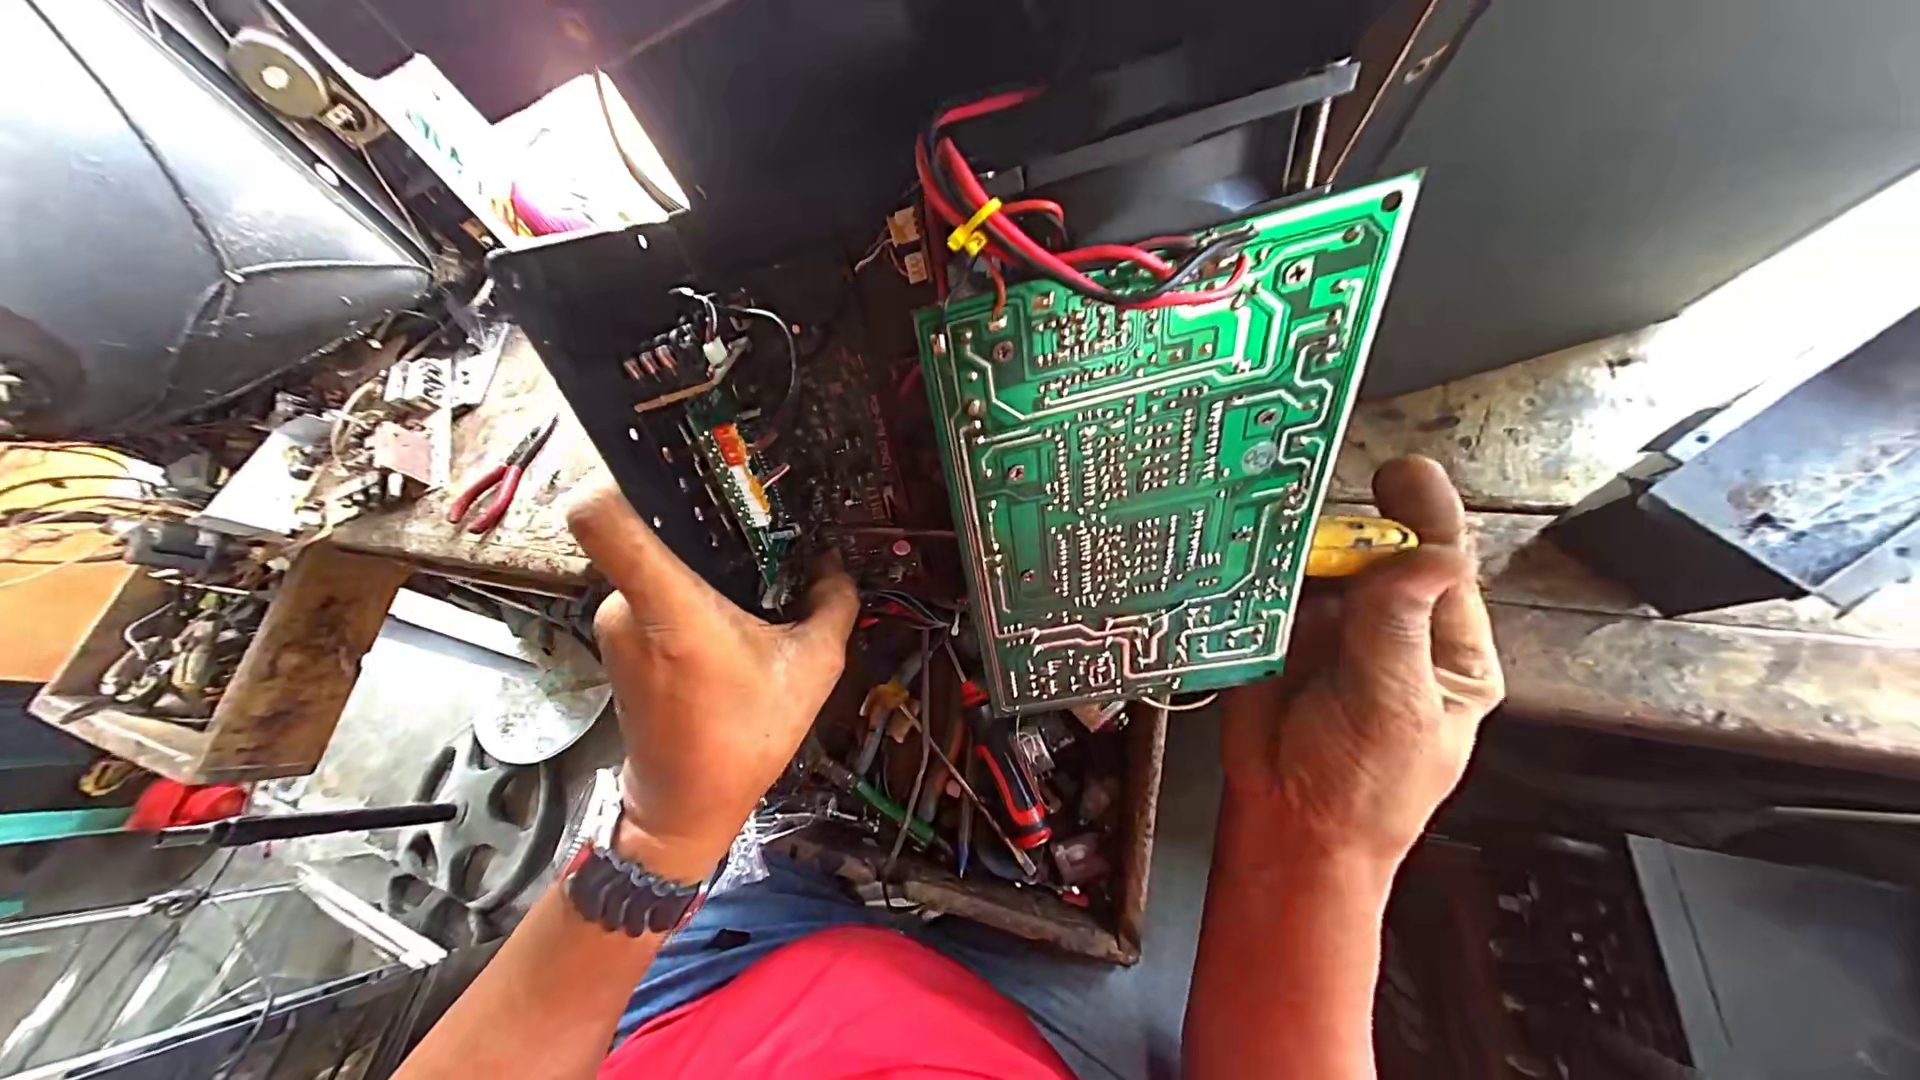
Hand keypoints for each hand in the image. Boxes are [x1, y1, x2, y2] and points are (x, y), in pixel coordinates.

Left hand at [567, 473, 857, 881]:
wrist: (686, 806)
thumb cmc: (746, 738)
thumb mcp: (813, 667)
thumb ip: (832, 604)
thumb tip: (834, 566)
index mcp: (669, 606)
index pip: (605, 518)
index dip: (620, 478)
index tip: (665, 465)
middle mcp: (626, 606)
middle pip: (654, 532)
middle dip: (706, 536)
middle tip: (757, 541)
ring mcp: (614, 623)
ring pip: (656, 565)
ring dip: (700, 570)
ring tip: (749, 589)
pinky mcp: (615, 640)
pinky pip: (650, 591)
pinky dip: (686, 593)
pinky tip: (727, 617)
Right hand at [1220, 456, 1504, 862]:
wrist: (1289, 818)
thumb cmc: (1366, 782)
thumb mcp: (1395, 708)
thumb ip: (1398, 630)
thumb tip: (1431, 553)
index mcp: (1439, 643)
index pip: (1439, 567)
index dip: (1425, 515)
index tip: (1402, 472)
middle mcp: (1381, 623)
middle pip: (1366, 556)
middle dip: (1343, 527)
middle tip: (1305, 502)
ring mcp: (1322, 627)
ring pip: (1311, 569)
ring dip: (1291, 545)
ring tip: (1265, 516)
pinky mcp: (1272, 634)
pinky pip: (1265, 593)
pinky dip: (1252, 573)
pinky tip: (1235, 553)